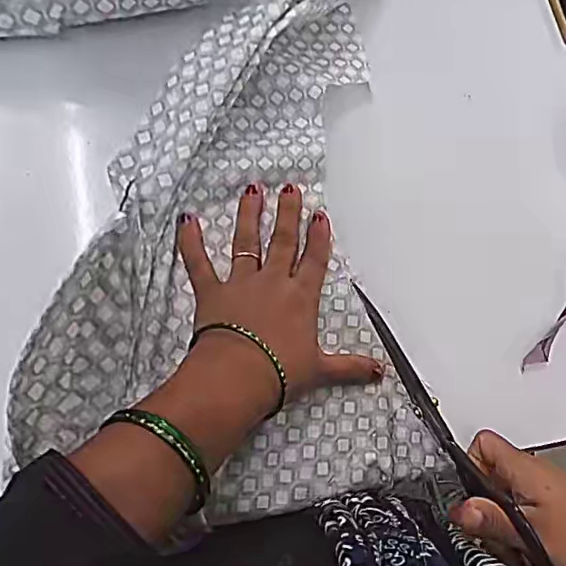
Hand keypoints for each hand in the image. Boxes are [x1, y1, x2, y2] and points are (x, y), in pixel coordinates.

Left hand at [177, 183, 382, 408]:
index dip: (319, 237)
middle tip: (290, 189)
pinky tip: (187, 221)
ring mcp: (241, 284)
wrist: (237, 377)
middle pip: (284, 241)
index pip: (314, 260)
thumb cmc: (278, 373)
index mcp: (301, 299)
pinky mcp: (212, 293)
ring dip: (249, 215)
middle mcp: (273, 284)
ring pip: (246, 242)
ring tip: (252, 191)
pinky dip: (191, 242)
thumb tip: (378, 373)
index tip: (319, 216)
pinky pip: (199, 263)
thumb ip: (350, 366)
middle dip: (288, 213)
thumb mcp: (320, 370)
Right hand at [450, 430, 565, 565]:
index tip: (469, 498)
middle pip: (487, 474)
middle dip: (482, 505)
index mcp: (524, 469)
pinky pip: (517, 509)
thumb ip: (490, 520)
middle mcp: (532, 472)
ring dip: (498, 522)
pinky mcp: (547, 505)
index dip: (468, 467)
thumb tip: (459, 510)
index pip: (482, 444)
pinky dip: (514, 529)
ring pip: (501, 496)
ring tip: (512, 544)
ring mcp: (540, 488)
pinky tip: (525, 549)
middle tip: (490, 529)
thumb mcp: (529, 534)